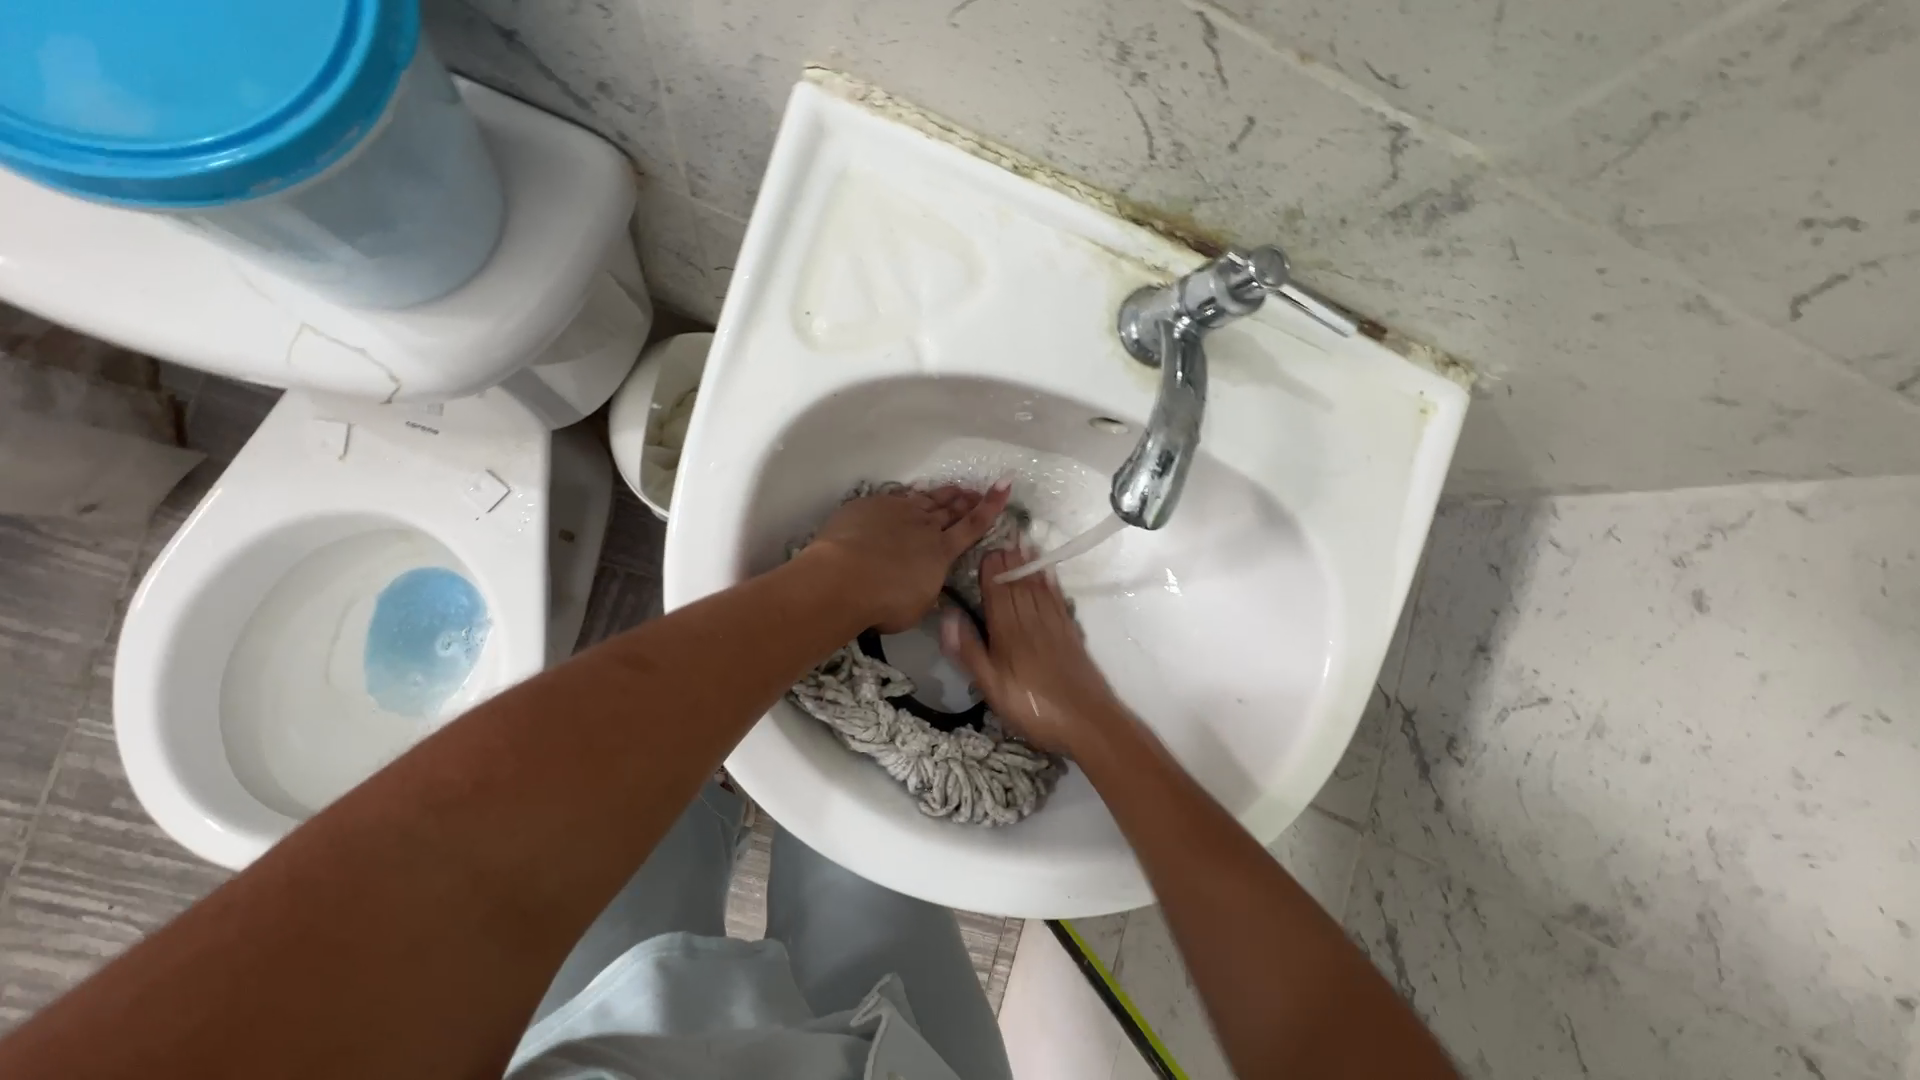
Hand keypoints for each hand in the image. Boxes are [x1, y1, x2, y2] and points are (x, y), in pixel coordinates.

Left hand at [804, 482, 1010, 632]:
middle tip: (976, 490)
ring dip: (941, 495)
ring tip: (953, 489)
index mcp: (941, 553)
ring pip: (925, 499)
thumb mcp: (916, 606)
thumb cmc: (883, 603)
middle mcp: (924, 527)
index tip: (1004, 486)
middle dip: (966, 500)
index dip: (990, 506)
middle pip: (950, 510)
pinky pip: (896, 497)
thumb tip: (925, 583)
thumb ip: (924, 589)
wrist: (843, 578)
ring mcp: (897, 512)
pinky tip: (909, 495)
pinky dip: (908, 496)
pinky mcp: (871, 505)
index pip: (972, 526)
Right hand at [940, 545, 1130, 755]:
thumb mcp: (992, 687)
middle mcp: (1031, 623)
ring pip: (1037, 589)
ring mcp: (1054, 627)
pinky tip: (1048, 573)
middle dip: (1008, 563)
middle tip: (1003, 538)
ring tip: (1022, 544)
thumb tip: (948, 617)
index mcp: (1008, 634)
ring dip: (1029, 566)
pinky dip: (1051, 584)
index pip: (996, 594)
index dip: (991, 572)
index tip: (985, 550)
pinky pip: (1057, 601)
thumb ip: (970, 652)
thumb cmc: (1033, 709)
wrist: (1087, 723)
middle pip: (1017, 586)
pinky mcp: (1070, 635)